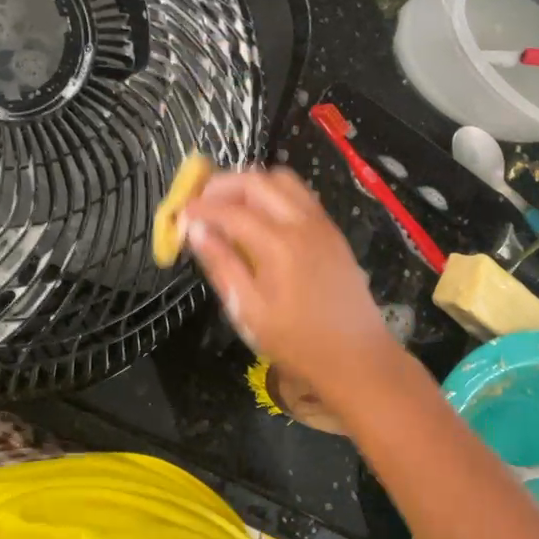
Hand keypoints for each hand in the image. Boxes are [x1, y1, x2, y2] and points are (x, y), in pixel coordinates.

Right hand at [184, 168, 393, 382]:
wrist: (359, 359)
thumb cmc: (298, 343)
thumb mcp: (248, 311)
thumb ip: (222, 265)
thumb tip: (194, 231)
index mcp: (279, 246)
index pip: (229, 211)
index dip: (199, 210)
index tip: (179, 218)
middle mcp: (302, 224)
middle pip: (256, 182)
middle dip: (221, 186)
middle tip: (199, 204)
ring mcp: (321, 224)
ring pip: (281, 179)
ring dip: (249, 184)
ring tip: (227, 205)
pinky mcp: (332, 231)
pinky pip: (299, 194)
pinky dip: (272, 193)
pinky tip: (259, 217)